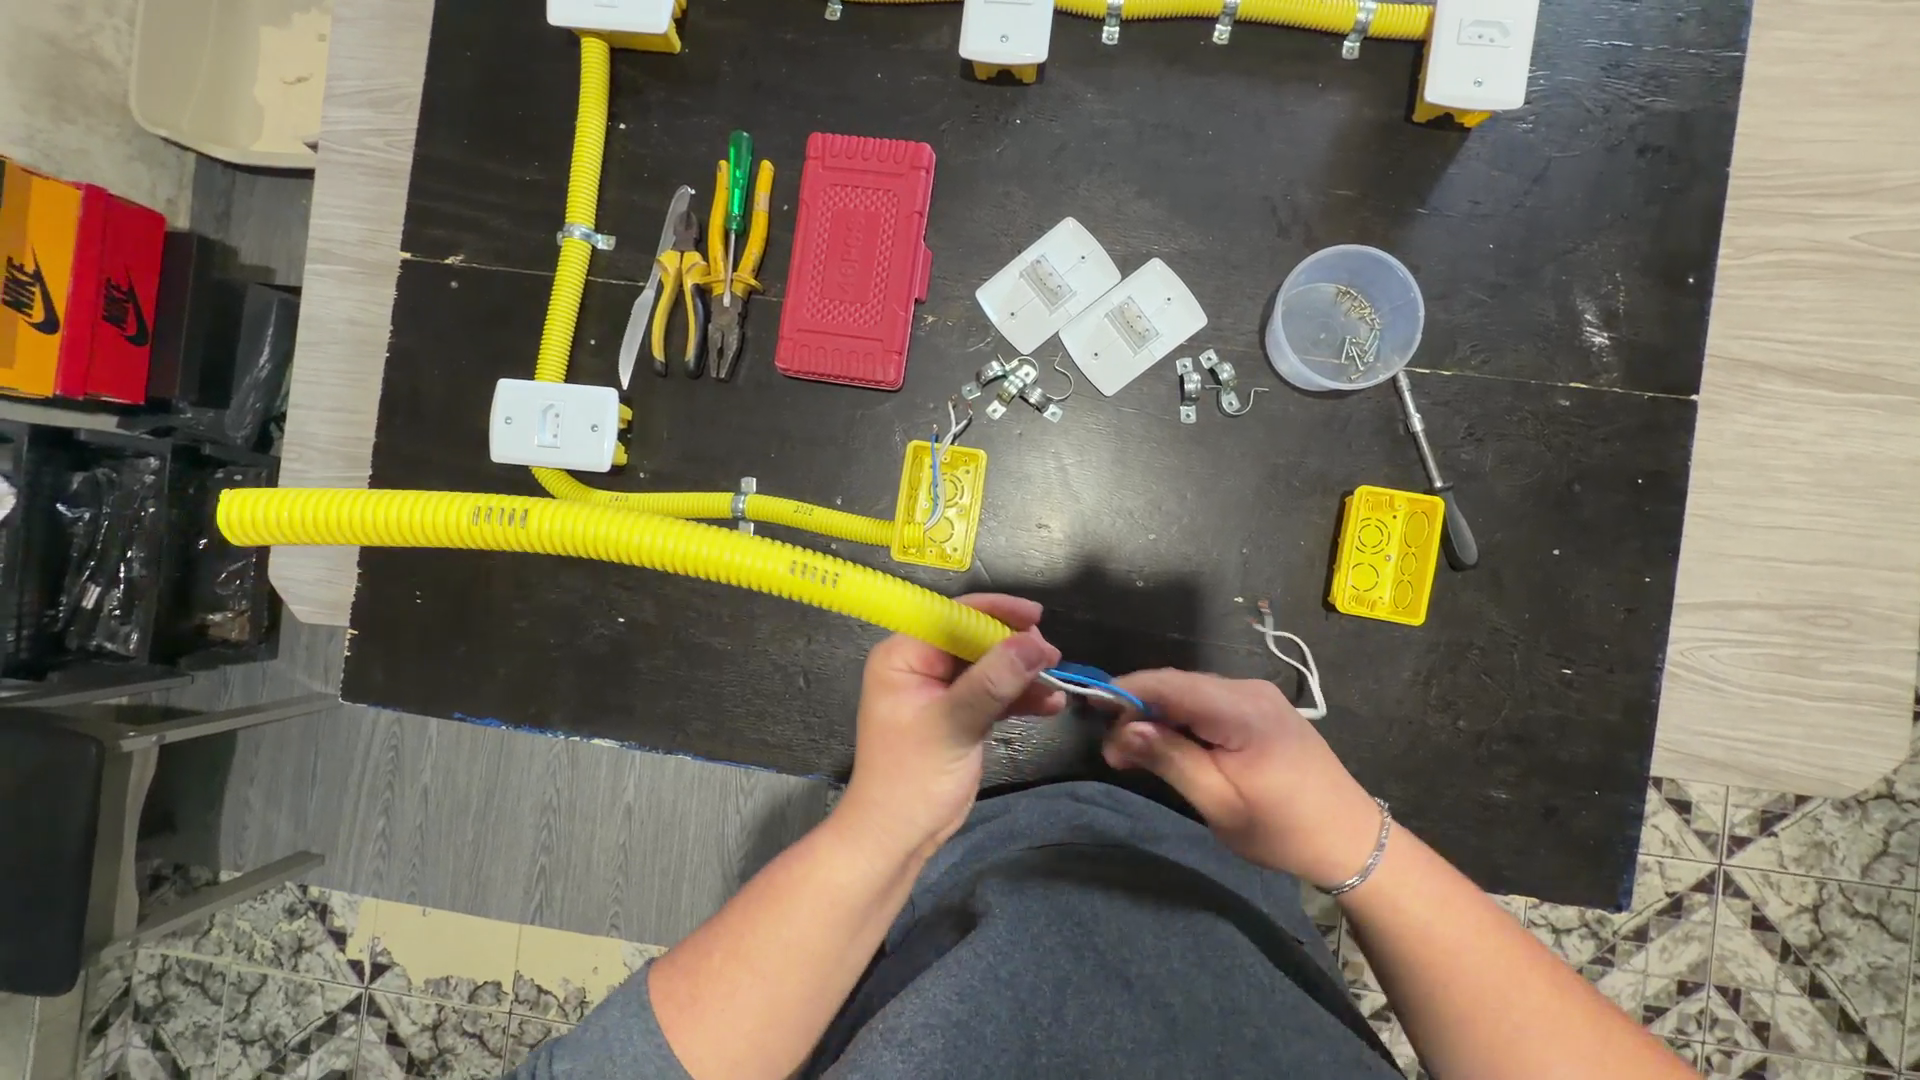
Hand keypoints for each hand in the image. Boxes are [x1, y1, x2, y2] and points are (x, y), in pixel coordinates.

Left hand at [839, 594, 1063, 856]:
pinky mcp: (960, 713)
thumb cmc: (912, 777)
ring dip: (1022, 674)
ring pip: (989, 666)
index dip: (995, 613)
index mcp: (904, 655)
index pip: (952, 617)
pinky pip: (993, 693)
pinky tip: (1050, 704)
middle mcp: (920, 665)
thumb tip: (1035, 643)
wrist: (899, 836)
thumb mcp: (953, 723)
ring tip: (1057, 682)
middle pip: (975, 639)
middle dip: (1014, 647)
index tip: (1036, 618)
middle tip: (1051, 656)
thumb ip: (993, 681)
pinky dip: (1020, 697)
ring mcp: (941, 690)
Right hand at [1102, 669, 1381, 887]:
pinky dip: (1183, 720)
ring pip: (1191, 694)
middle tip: (1116, 754)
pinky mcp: (1263, 709)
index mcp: (1243, 711)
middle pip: (1178, 686)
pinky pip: (1209, 703)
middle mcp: (1250, 691)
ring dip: (1160, 718)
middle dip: (1140, 712)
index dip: (1126, 692)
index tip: (1092, 713)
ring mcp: (1259, 697)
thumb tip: (1124, 730)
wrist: (1353, 840)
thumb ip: (1171, 760)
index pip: (1170, 684)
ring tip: (1139, 755)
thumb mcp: (1220, 804)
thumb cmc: (1284, 830)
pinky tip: (1174, 747)